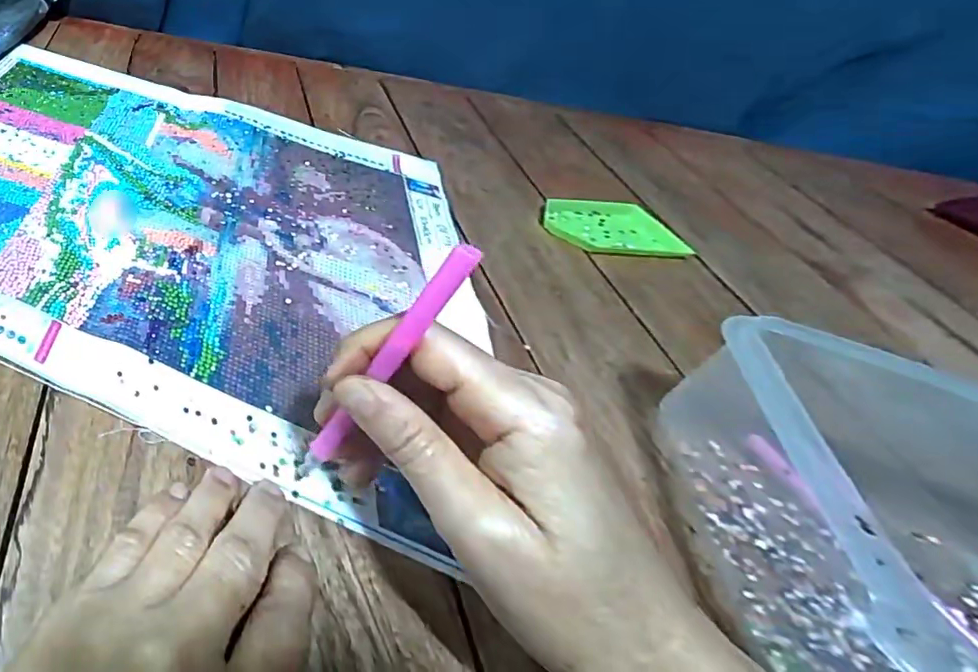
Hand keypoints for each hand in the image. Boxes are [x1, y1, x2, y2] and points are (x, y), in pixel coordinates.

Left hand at [7, 467, 317, 671]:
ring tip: (226, 476)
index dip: (294, 588)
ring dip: (208, 502)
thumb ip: (248, 669)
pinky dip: (156, 512)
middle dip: (258, 523)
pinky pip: (130, 542)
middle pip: (233, 568)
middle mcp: (181, 650)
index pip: (279, 632)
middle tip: (270, 490)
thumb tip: (272, 609)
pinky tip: (172, 494)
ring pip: (182, 540)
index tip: (298, 556)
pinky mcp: (82, 602)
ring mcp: (128, 618)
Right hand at [314, 322, 754, 671]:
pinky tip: (378, 465)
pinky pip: (445, 413)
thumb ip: (411, 445)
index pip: (426, 337)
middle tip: (328, 436)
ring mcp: (525, 411)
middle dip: (365, 386)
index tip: (327, 396)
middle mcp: (527, 391)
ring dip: (379, 413)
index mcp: (526, 407)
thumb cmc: (568, 603)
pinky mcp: (518, 434)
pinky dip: (404, 432)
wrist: (650, 658)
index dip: (366, 350)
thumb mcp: (476, 527)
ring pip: (427, 385)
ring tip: (346, 460)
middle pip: (423, 358)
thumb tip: (348, 384)